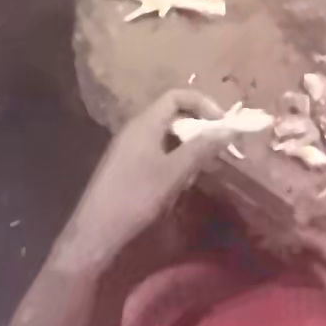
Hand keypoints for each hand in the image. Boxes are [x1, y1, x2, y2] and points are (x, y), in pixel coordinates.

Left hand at [51, 90, 226, 272]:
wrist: (97, 230)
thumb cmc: (136, 196)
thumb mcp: (174, 171)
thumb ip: (202, 147)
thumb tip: (228, 129)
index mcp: (145, 123)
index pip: (176, 96)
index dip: (203, 103)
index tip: (223, 123)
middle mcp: (136, 130)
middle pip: (174, 115)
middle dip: (200, 128)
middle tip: (220, 147)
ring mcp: (131, 148)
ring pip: (168, 137)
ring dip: (190, 147)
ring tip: (205, 168)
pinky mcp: (129, 166)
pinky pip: (159, 153)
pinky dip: (176, 161)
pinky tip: (183, 183)